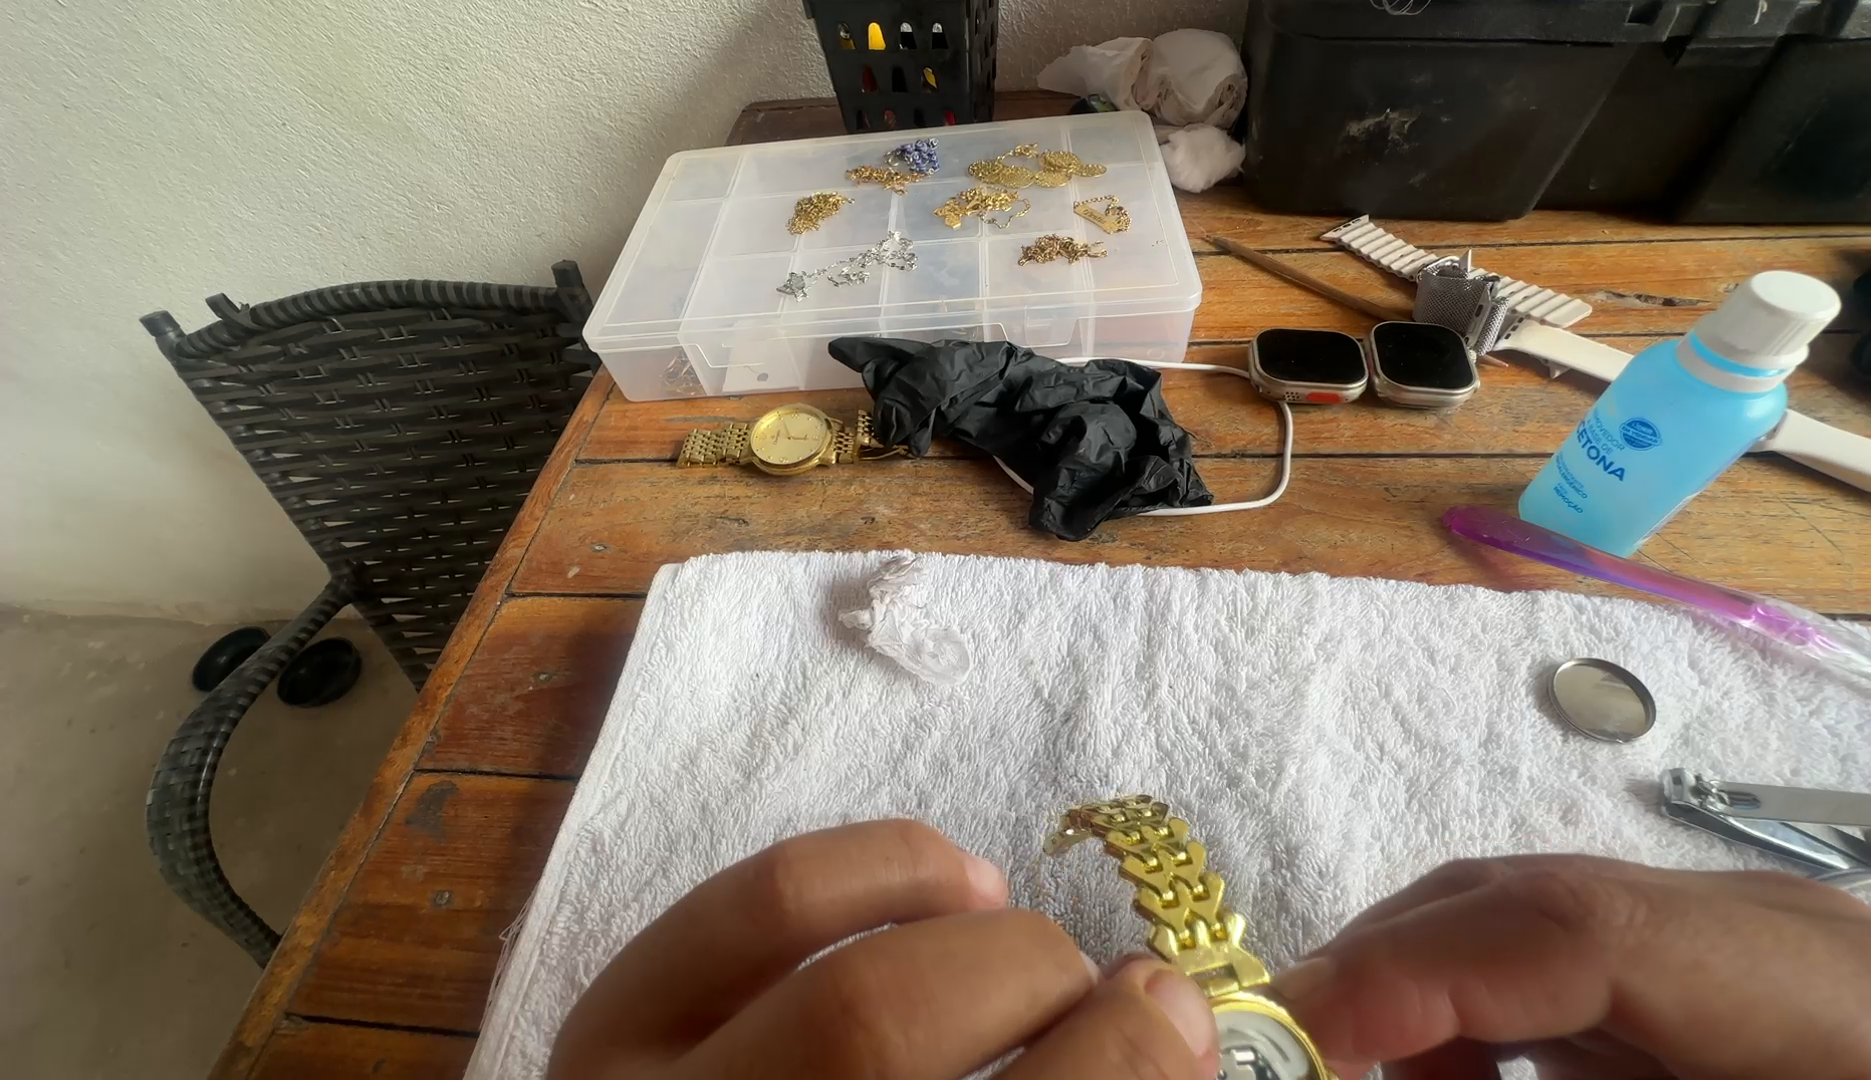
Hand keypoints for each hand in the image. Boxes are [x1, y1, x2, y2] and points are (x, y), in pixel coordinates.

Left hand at [547, 819, 1220, 1079]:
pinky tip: (951, 878)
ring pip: (836, 978)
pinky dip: (881, 863)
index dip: (1121, 1071)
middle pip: (886, 1037)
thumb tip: (1172, 1015)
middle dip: (1037, 987)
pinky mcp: (612, 1017)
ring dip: (970, 933)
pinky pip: (758, 898)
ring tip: (1015, 926)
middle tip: (1093, 984)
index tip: (1179, 1011)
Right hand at [1277, 854, 1870, 1078]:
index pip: (1563, 925)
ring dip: (1423, 995)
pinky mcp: (1702, 955)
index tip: (1301, 1030)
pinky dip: (1480, 1009)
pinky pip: (1548, 953)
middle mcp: (1752, 922)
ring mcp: (1724, 927)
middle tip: (1301, 1045)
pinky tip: (1465, 1069)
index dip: (1411, 971)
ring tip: (1373, 1066)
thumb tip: (1385, 1070)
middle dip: (1386, 975)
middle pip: (1508, 901)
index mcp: (1806, 983)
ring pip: (1509, 915)